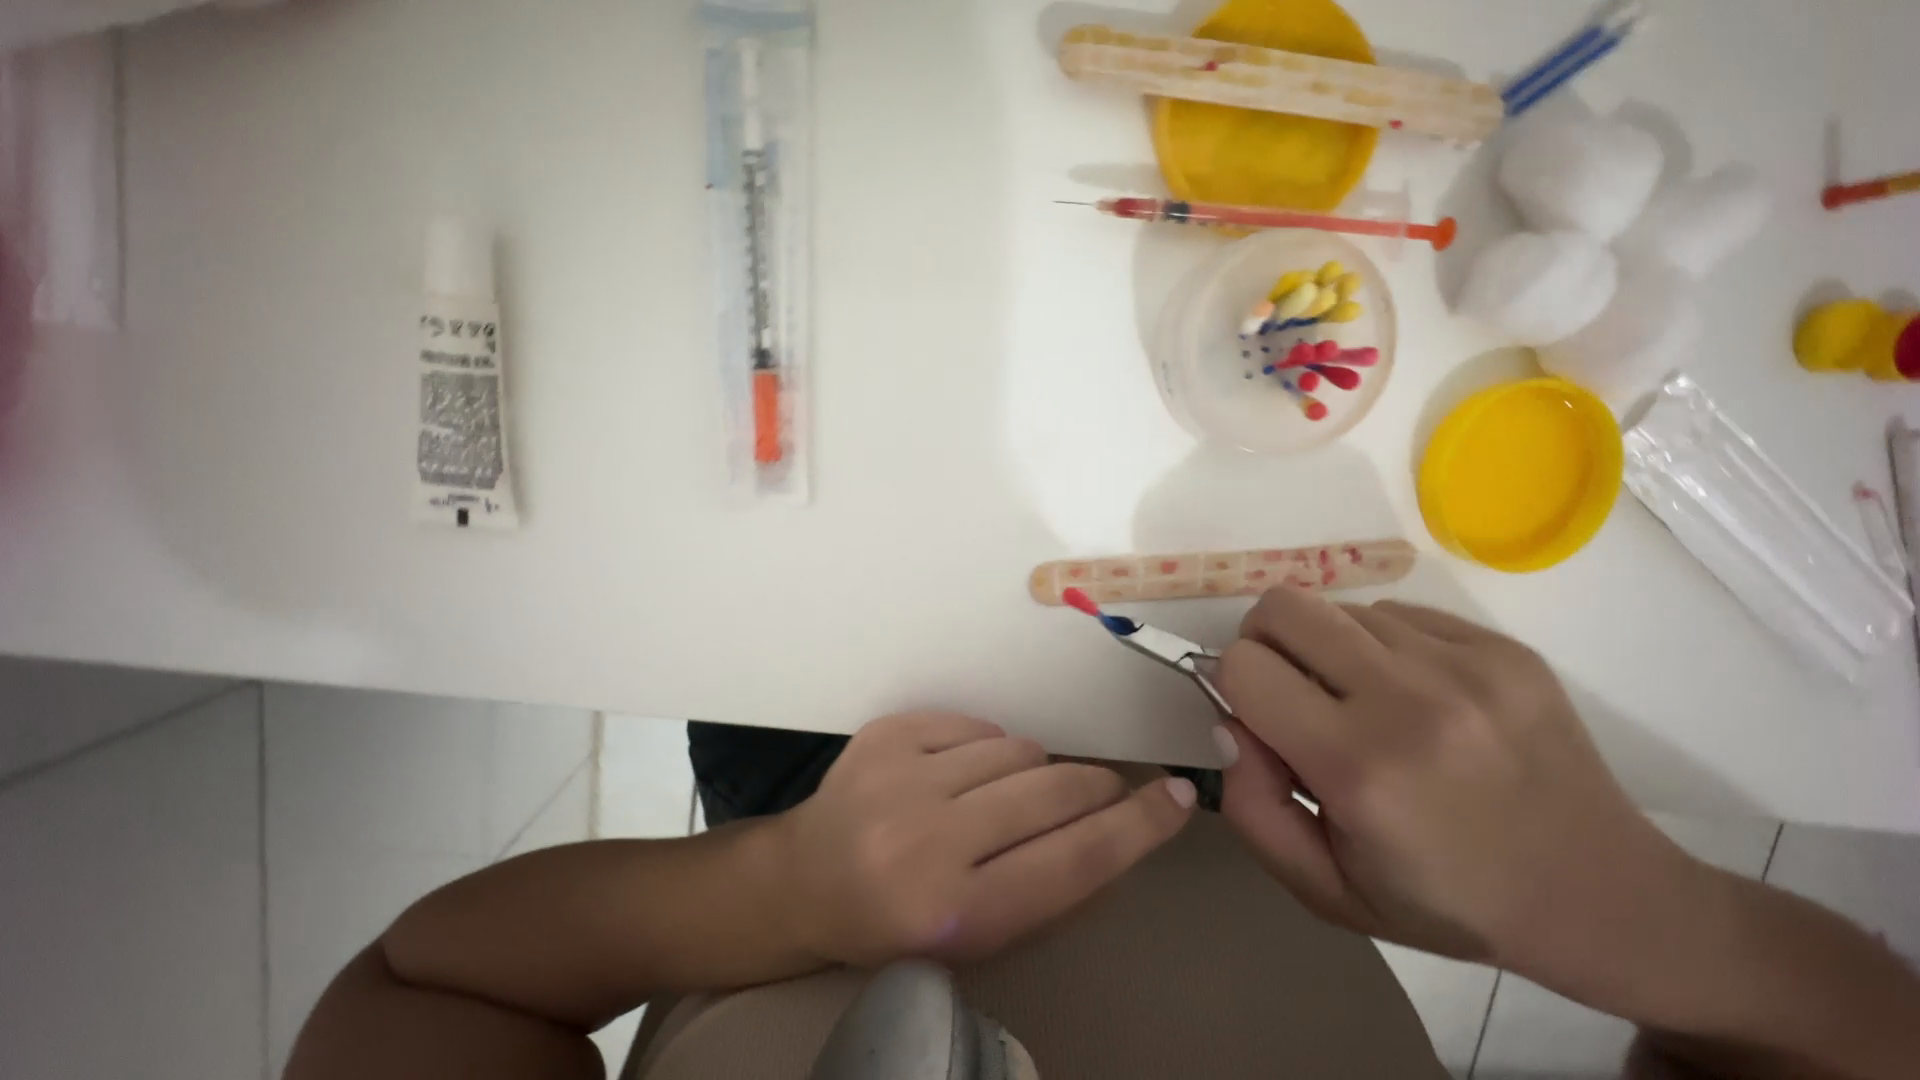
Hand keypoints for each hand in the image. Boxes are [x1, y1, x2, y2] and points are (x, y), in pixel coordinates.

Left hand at [773, 712, 1194, 966]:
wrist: (807, 881)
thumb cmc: (900, 924)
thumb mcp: (982, 936)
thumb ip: (1056, 888)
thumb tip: (1127, 825)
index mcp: (955, 912)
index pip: (1074, 861)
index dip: (1138, 827)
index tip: (1175, 799)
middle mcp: (925, 842)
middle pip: (1054, 793)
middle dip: (1095, 788)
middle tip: (1103, 790)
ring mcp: (899, 779)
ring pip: (1019, 750)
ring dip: (1034, 770)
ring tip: (1009, 796)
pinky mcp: (885, 735)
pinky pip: (976, 724)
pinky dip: (987, 747)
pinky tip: (965, 774)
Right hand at [1215, 589, 1693, 980]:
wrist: (1599, 895)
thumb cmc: (1446, 902)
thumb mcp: (1324, 890)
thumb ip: (1252, 806)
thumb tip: (1232, 721)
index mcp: (1358, 767)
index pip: (1244, 666)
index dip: (1235, 690)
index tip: (1263, 723)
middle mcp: (1410, 699)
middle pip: (1283, 607)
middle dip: (1265, 644)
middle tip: (1292, 693)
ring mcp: (1466, 664)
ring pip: (1341, 609)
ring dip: (1330, 649)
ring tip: (1366, 705)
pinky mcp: (1503, 648)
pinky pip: (1399, 615)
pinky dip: (1384, 647)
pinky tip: (1417, 699)